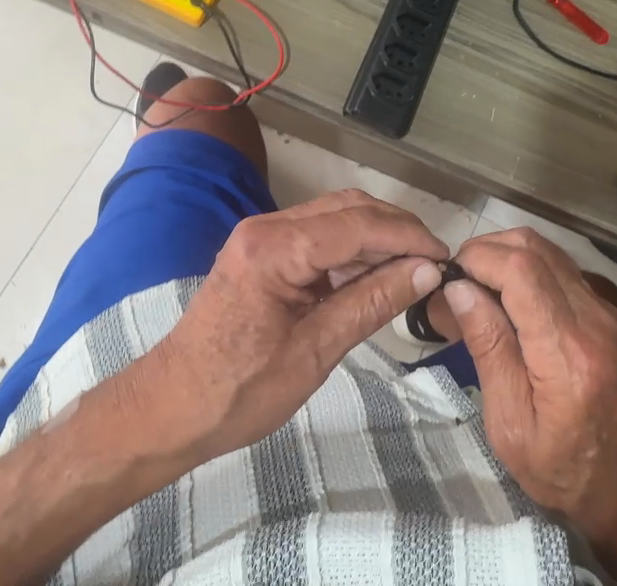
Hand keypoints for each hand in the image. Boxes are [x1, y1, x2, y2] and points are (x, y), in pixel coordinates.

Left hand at [130, 189, 447, 461]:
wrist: (170, 408)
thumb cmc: (238, 391)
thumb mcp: (315, 351)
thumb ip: (371, 303)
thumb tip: (426, 271)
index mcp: (275, 248)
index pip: (358, 224)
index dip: (408, 236)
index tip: (446, 259)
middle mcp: (266, 228)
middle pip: (348, 208)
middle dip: (396, 230)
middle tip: (433, 265)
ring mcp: (261, 236)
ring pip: (334, 217)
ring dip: (376, 238)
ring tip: (413, 272)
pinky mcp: (261, 252)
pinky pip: (317, 236)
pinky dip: (352, 251)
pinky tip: (374, 277)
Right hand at [446, 229, 616, 542]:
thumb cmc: (568, 472)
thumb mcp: (512, 427)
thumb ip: (489, 351)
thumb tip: (459, 290)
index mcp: (567, 353)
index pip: (521, 271)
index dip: (479, 259)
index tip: (448, 279)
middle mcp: (593, 319)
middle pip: (534, 248)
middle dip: (487, 251)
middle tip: (457, 283)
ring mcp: (606, 312)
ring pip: (549, 251)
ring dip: (506, 256)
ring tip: (476, 290)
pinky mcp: (608, 313)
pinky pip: (561, 270)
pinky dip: (527, 269)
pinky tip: (507, 301)